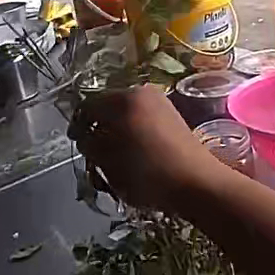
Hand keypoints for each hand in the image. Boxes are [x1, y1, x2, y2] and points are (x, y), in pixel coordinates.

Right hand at [75, 84, 228, 211]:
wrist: (197, 182)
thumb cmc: (149, 173)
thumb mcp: (110, 162)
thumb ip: (91, 145)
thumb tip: (86, 136)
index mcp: (124, 99)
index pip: (88, 105)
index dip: (78, 125)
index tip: (77, 144)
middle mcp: (141, 92)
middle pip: (108, 108)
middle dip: (99, 131)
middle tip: (97, 157)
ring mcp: (159, 102)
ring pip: (125, 115)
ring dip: (116, 135)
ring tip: (117, 162)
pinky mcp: (171, 116)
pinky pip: (142, 120)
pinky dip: (134, 134)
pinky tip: (136, 158)